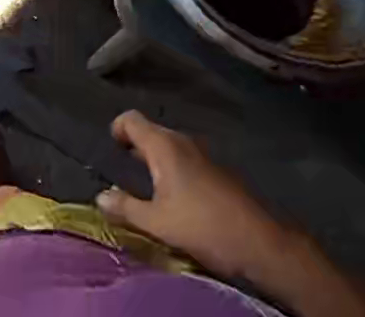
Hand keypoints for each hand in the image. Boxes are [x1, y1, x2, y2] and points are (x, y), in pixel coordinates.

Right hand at [97, 111, 364, 316]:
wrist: (264, 245)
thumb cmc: (204, 226)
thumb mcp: (158, 223)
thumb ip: (126, 208)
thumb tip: (100, 196)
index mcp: (163, 145)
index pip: (131, 119)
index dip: (117, 128)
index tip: (111, 148)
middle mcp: (182, 142)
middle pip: (150, 132)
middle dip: (135, 146)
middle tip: (124, 168)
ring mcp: (203, 156)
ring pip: (170, 147)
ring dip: (156, 160)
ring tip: (148, 185)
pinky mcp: (218, 172)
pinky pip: (186, 160)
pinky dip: (175, 170)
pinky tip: (176, 198)